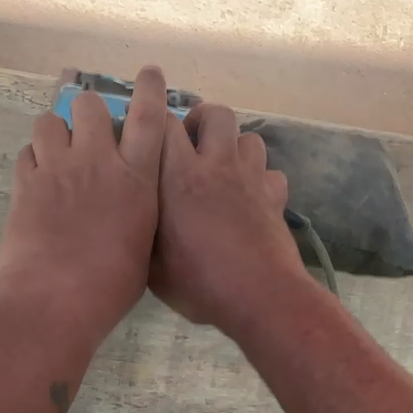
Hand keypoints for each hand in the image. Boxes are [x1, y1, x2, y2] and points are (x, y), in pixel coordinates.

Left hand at [0, 67, 169, 336]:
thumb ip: (140, 209)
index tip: (148, 73)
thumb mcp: (144, 243)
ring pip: (49, 122)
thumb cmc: (113, 284)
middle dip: (88, 110)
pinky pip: (26, 153)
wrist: (57, 297)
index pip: (149, 117)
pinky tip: (38, 178)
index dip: (149, 88)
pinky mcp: (25, 184)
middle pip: (89, 105)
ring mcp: (58, 170)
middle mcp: (98, 162)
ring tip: (58, 153)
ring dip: (55, 132)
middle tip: (89, 131)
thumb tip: (131, 201)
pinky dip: (33, 159)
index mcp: (137, 178)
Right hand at [150, 102, 311, 332]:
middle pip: (217, 115)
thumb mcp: (151, 266)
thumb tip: (136, 216)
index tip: (148, 142)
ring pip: (249, 138)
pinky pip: (270, 173)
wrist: (259, 297)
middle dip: (202, 121)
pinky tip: (251, 200)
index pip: (164, 124)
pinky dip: (260, 180)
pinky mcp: (276, 197)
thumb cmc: (198, 283)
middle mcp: (217, 166)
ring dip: (234, 148)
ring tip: (222, 172)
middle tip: (190, 146)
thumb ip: (142, 230)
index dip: (155, 124)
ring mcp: (252, 179)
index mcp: (179, 177)